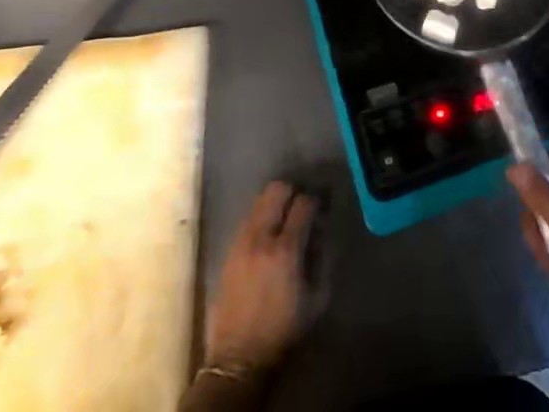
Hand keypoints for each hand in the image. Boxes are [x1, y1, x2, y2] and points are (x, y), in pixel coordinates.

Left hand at [202, 181, 318, 372]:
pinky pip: (247, 221)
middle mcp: (261, 238)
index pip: (303, 204)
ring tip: (283, 221)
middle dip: (291, 192)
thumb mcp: (316, 297)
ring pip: (257, 203)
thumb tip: (319, 233)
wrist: (238, 357)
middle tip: (300, 207)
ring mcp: (240, 243)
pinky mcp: (228, 253)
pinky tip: (267, 238)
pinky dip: (260, 220)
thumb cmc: (284, 330)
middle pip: (275, 191)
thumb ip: (321, 258)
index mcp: (286, 250)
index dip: (315, 202)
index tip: (320, 210)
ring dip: (273, 205)